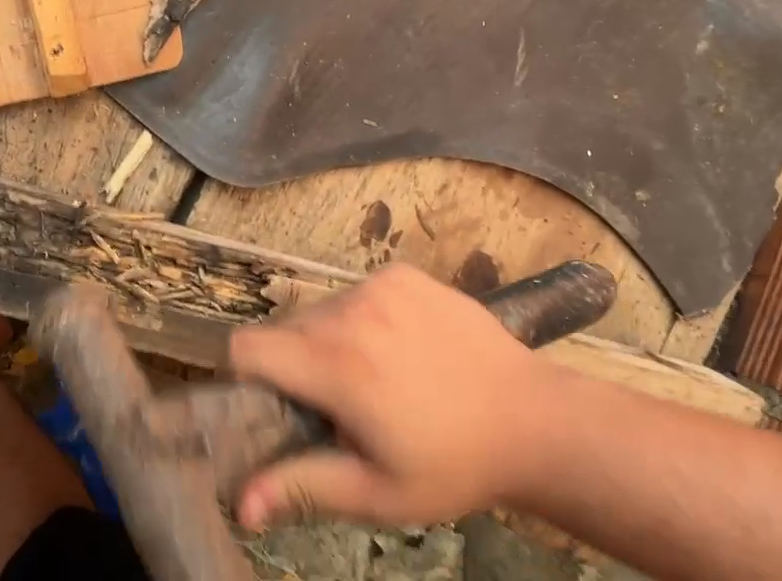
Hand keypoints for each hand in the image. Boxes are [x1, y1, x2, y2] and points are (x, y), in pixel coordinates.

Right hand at [227, 264, 564, 529]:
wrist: (540, 424)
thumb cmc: (454, 466)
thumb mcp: (378, 493)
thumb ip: (303, 487)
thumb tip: (240, 506)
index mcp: (336, 367)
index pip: (246, 347)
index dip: (248, 377)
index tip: (282, 404)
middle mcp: (348, 314)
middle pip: (282, 329)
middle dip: (295, 363)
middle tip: (339, 402)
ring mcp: (377, 288)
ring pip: (317, 311)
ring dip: (327, 340)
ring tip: (375, 375)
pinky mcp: (401, 274)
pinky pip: (353, 293)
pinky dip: (362, 318)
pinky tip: (400, 347)